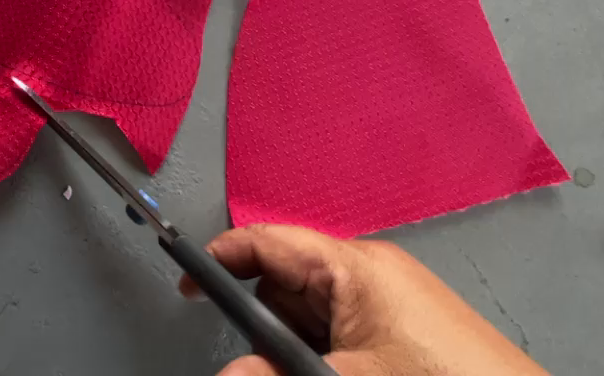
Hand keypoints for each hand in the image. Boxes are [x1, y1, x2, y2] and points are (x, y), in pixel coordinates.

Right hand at [181, 225, 548, 375]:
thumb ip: (274, 375)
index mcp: (351, 265)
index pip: (264, 242)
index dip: (219, 259)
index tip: (187, 290)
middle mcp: (370, 271)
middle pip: (287, 283)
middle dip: (267, 324)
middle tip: (268, 369)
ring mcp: (396, 301)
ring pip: (317, 315)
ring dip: (301, 348)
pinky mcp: (416, 332)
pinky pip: (350, 332)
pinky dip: (332, 356)